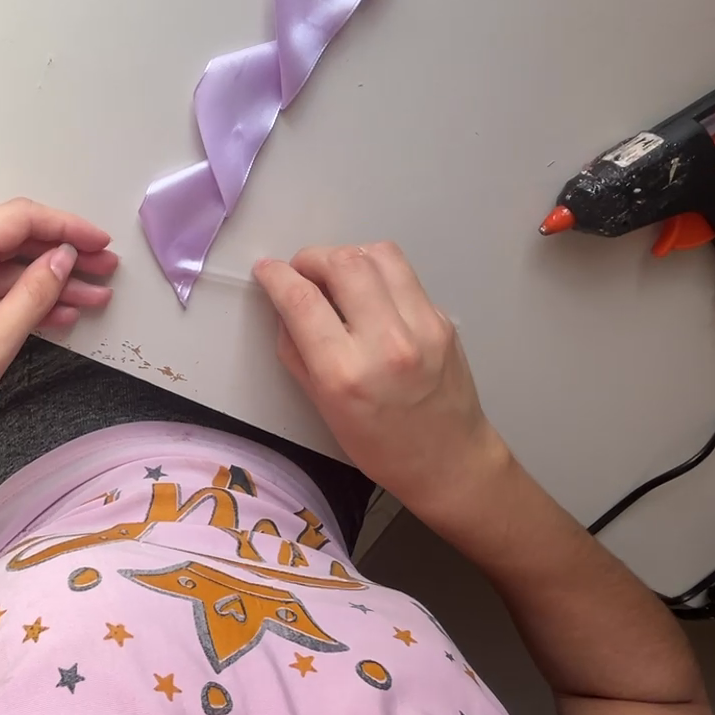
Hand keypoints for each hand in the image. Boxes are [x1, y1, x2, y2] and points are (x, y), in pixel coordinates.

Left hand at [0, 199, 116, 474]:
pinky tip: (55, 313)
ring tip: (92, 298)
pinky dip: (16, 298)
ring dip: (45, 282)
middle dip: (62, 256)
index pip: (20, 219)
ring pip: (1, 267)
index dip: (68, 227)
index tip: (100, 242)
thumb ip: (37, 290)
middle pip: (12, 240)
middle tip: (104, 269)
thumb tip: (63, 257)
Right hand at [254, 242, 511, 525]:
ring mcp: (421, 326)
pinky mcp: (443, 318)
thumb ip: (296, 352)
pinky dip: (376, 274)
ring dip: (347, 256)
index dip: (276, 276)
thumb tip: (284, 306)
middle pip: (343, 263)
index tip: (266, 269)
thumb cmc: (376, 445)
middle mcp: (385, 342)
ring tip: (336, 276)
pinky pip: (403, 275)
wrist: (448, 460)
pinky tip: (369, 296)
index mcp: (345, 373)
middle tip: (302, 272)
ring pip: (379, 254)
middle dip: (312, 257)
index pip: (302, 302)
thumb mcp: (321, 406)